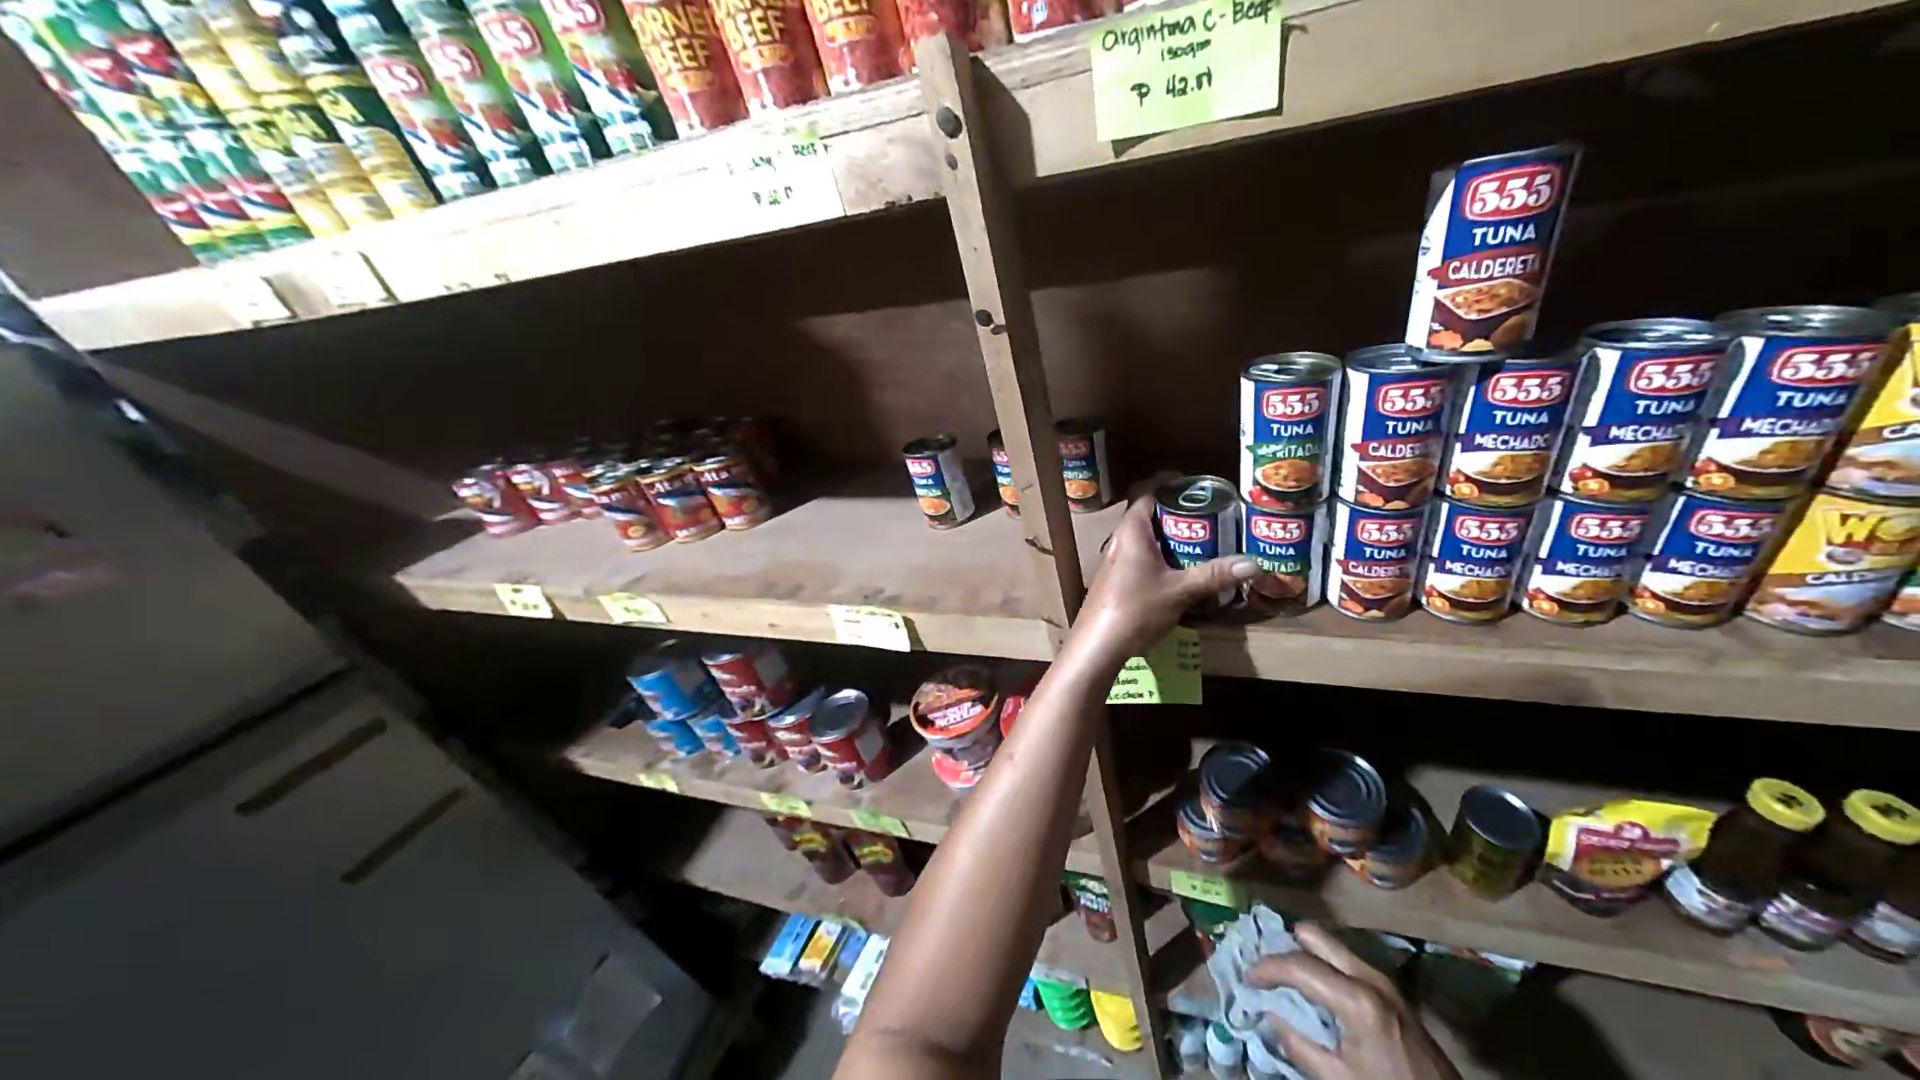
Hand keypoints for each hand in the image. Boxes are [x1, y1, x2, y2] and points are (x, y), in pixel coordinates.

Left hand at [1066, 483, 1256, 665]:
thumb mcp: (1180, 590)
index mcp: (1131, 531)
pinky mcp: (1114, 581)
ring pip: (1144, 539)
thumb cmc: (1135, 608)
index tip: (1193, 482)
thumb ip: (1214, 575)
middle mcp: (1118, 540)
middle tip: (1208, 516)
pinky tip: (1179, 572)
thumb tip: (1254, 562)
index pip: (1145, 492)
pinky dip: (1160, 556)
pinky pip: (1140, 557)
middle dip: (1176, 513)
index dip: (1166, 482)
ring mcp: (1114, 562)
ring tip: (1201, 542)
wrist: (1097, 645)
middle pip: (1147, 515)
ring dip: (1169, 537)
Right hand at [1249, 923, 1461, 1079]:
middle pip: (1314, 936)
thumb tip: (1269, 1015)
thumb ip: (1298, 1045)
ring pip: (1331, 945)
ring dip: (1304, 954)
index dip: (1266, 967)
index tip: (1246, 978)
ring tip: (1285, 978)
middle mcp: (1369, 976)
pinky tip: (1315, 990)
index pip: (1298, 964)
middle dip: (1285, 946)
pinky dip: (1323, 965)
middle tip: (1267, 969)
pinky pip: (1345, 961)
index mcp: (1356, 998)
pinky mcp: (1392, 991)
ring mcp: (1384, 980)